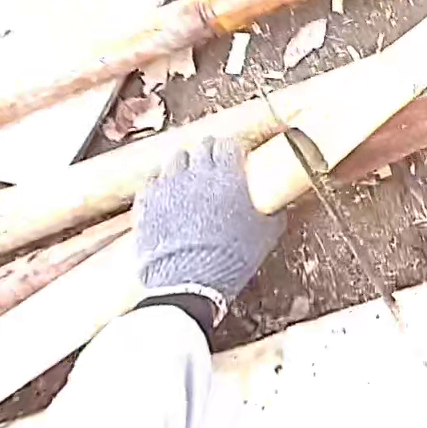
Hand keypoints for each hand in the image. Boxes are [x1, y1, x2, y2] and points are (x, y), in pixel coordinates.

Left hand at [133, 136, 284, 323]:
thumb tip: (280, 203)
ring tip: (189, 174)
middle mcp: (197, 174)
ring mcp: (168, 187)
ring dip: (185, 162)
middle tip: (214, 162)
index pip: (228, 144)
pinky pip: (151, 182)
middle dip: (209, 150)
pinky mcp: (147, 205)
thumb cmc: (233, 255)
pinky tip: (167, 192)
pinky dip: (161, 183)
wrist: (189, 283)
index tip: (236, 157)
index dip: (232, 148)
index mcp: (227, 175)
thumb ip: (273, 209)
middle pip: (202, 146)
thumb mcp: (266, 231)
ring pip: (175, 158)